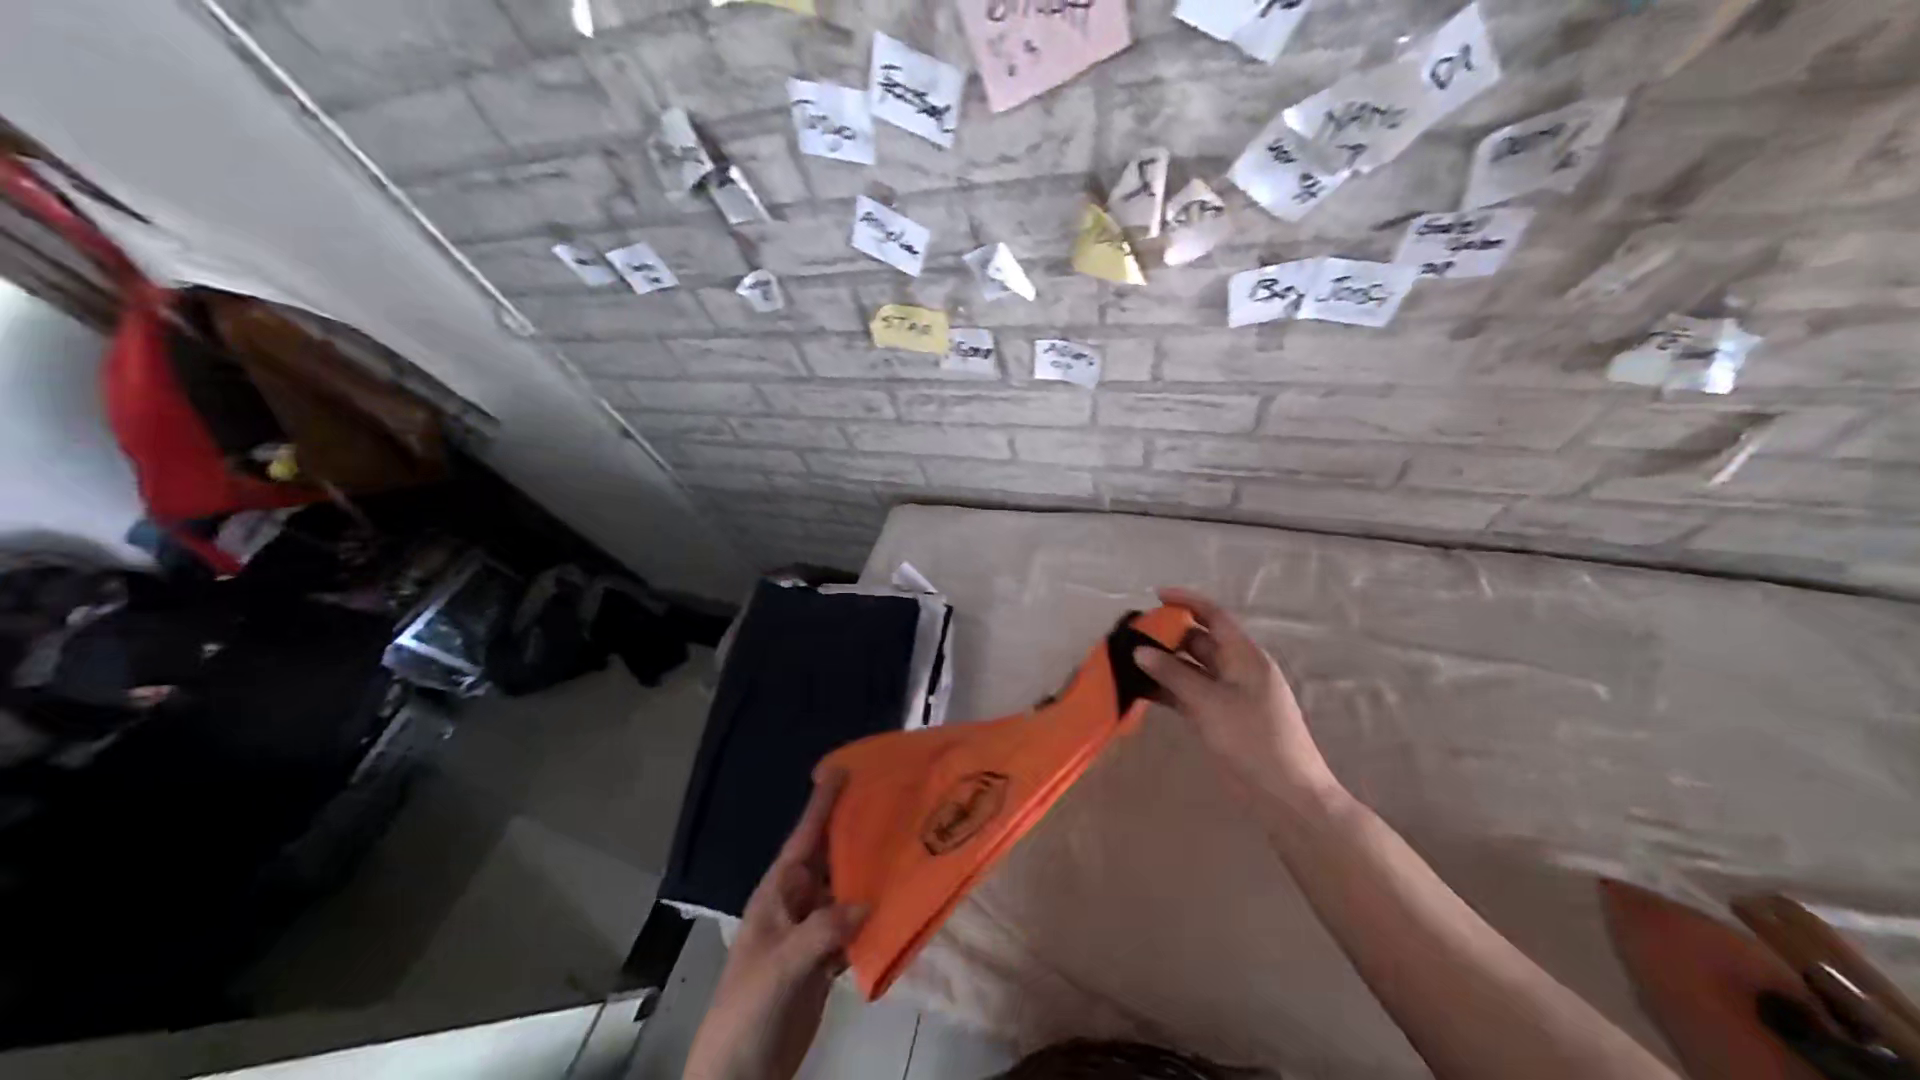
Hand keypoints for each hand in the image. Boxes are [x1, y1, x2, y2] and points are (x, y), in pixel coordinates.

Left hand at [682, 771, 866, 1079]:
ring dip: (867, 871)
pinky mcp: (824, 959)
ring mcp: (810, 931)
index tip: (843, 769)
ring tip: (903, 842)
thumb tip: (867, 902)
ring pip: (844, 890)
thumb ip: (821, 931)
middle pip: (829, 858)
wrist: (740, 1072)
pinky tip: (896, 901)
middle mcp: (796, 903)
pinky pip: (852, 926)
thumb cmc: (748, 1007)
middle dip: (854, 830)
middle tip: (891, 800)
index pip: (803, 839)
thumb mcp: (781, 965)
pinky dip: (872, 914)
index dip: (821, 805)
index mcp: (777, 893)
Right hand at [1135, 588, 1344, 815]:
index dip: (1186, 601)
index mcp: (1245, 656)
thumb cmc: (1252, 739)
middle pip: (1199, 641)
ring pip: (1191, 668)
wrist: (1284, 794)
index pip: (1214, 616)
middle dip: (1167, 634)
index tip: (1155, 596)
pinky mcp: (1218, 717)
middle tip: (1131, 634)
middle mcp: (1237, 668)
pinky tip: (1140, 689)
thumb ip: (1173, 675)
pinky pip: (1189, 693)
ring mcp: (1228, 694)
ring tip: (1128, 659)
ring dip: (1163, 663)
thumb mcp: (1209, 703)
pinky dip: (1167, 689)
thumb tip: (1140, 650)